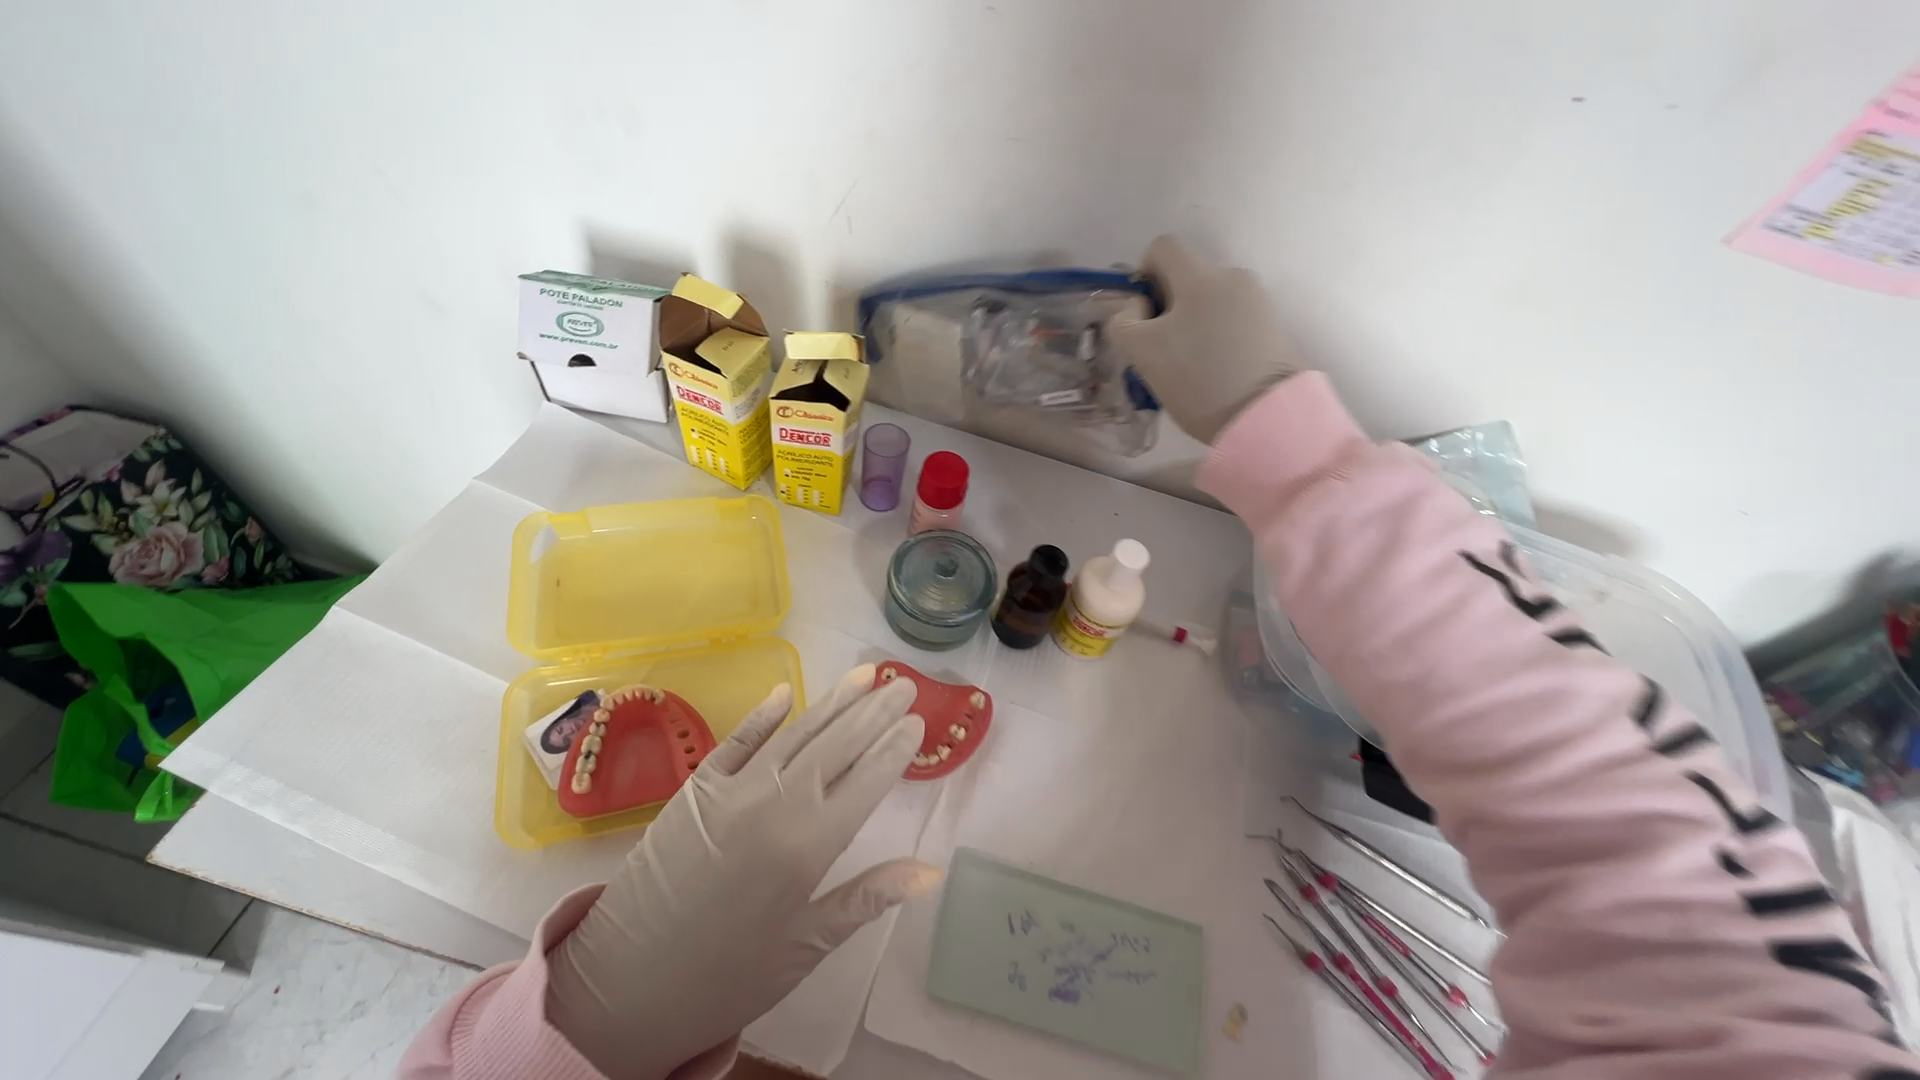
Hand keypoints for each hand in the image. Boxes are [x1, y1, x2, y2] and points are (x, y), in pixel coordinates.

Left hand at [545, 665, 936, 1079]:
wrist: (626, 986)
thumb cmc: (729, 976)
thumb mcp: (807, 946)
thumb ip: (868, 897)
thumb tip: (932, 870)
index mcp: (808, 846)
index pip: (866, 781)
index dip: (895, 749)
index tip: (919, 720)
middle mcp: (774, 804)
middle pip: (836, 746)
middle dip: (874, 712)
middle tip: (904, 683)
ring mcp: (731, 791)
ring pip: (794, 735)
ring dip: (833, 703)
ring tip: (866, 674)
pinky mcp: (694, 790)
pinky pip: (735, 742)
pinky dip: (762, 716)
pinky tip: (786, 693)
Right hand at [1109, 235, 1301, 444]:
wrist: (1266, 417)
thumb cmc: (1198, 380)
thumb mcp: (1142, 354)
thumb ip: (1125, 322)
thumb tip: (1139, 308)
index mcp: (1200, 276)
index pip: (1163, 247)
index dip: (1144, 274)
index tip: (1143, 313)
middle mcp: (1233, 278)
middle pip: (1188, 278)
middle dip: (1169, 307)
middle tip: (1162, 349)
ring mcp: (1257, 302)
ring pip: (1210, 302)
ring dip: (1193, 324)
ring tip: (1190, 366)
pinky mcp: (1272, 328)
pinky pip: (1232, 321)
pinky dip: (1217, 337)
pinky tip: (1215, 371)